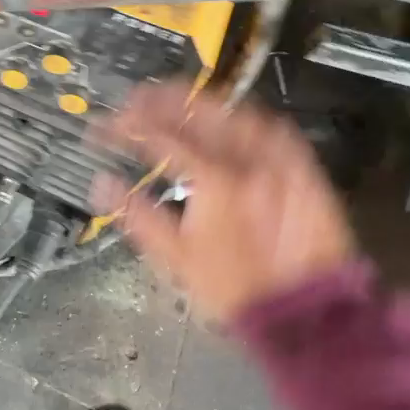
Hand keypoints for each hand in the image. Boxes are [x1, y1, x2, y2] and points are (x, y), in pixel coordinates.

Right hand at [91, 83, 357, 323]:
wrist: (307, 313)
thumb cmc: (231, 286)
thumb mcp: (174, 255)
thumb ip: (136, 213)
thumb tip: (102, 182)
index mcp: (212, 180)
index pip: (158, 137)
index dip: (125, 127)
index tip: (103, 126)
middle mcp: (248, 163)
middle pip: (201, 114)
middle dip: (163, 100)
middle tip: (138, 97)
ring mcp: (282, 167)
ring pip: (241, 116)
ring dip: (205, 104)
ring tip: (182, 102)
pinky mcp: (308, 176)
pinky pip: (279, 133)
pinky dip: (251, 120)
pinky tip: (236, 121)